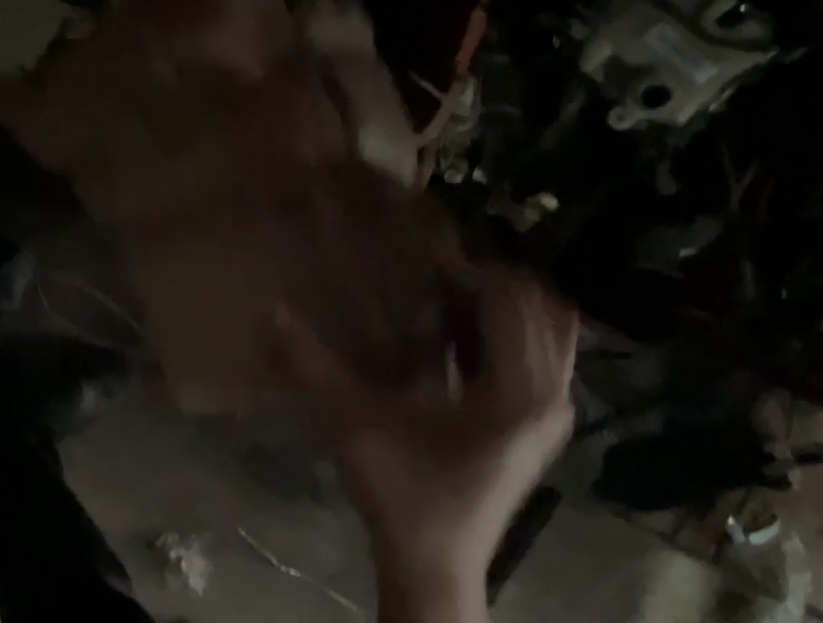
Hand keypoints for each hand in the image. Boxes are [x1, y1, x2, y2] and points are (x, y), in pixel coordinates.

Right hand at [277, 261, 577, 616]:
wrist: (434, 565)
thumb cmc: (400, 494)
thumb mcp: (350, 423)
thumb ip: (311, 364)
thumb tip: (271, 309)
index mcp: (516, 395)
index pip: (509, 302)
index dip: (465, 270)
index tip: (417, 257)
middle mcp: (550, 399)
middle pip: (542, 308)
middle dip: (489, 279)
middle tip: (433, 268)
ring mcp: (552, 414)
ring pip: (549, 330)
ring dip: (502, 303)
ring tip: (446, 290)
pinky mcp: (540, 424)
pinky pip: (541, 354)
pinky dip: (506, 329)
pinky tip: (455, 329)